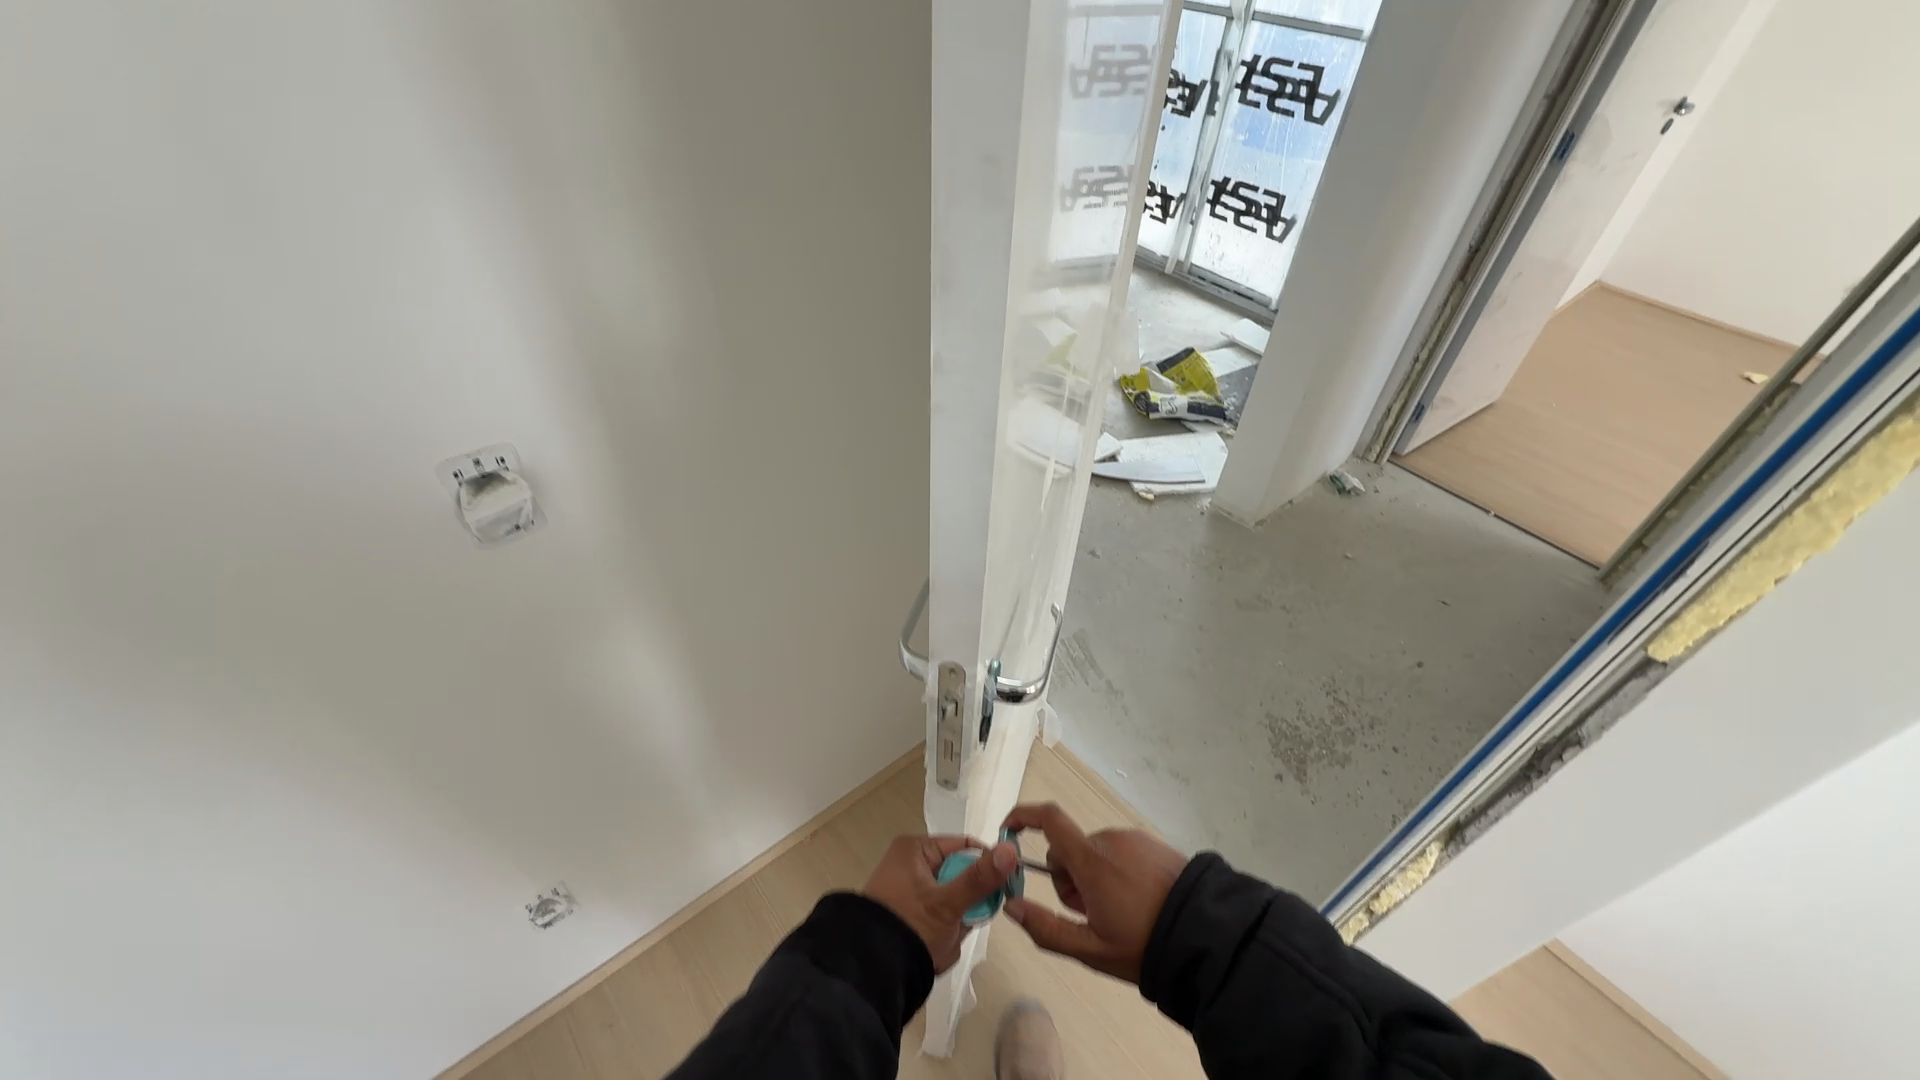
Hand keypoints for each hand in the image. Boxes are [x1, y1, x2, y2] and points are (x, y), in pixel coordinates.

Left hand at [862, 834, 1016, 972]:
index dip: (988, 864)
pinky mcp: (907, 913)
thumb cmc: (910, 927)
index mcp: (915, 849)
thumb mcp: (948, 903)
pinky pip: (939, 917)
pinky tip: (936, 949)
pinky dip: (944, 933)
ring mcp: (908, 890)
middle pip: (960, 875)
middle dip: (968, 904)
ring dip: (957, 922)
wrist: (871, 975)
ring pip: (952, 900)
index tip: (1005, 889)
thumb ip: (980, 878)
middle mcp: (910, 864)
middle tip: (964, 922)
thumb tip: (1011, 848)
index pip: (965, 846)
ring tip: (944, 940)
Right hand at [1000, 802, 1188, 983]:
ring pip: (1094, 852)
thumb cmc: (1144, 944)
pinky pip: (1120, 851)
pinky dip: (1116, 871)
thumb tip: (1010, 906)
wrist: (1208, 935)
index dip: (1023, 816)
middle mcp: (1109, 839)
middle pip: (1069, 849)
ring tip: (1119, 912)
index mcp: (1090, 860)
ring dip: (1093, 876)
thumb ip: (1046, 928)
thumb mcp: (1092, 949)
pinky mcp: (1153, 844)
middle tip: (1090, 915)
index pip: (1048, 819)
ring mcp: (1133, 839)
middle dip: (1069, 878)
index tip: (1008, 830)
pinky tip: (1137, 901)